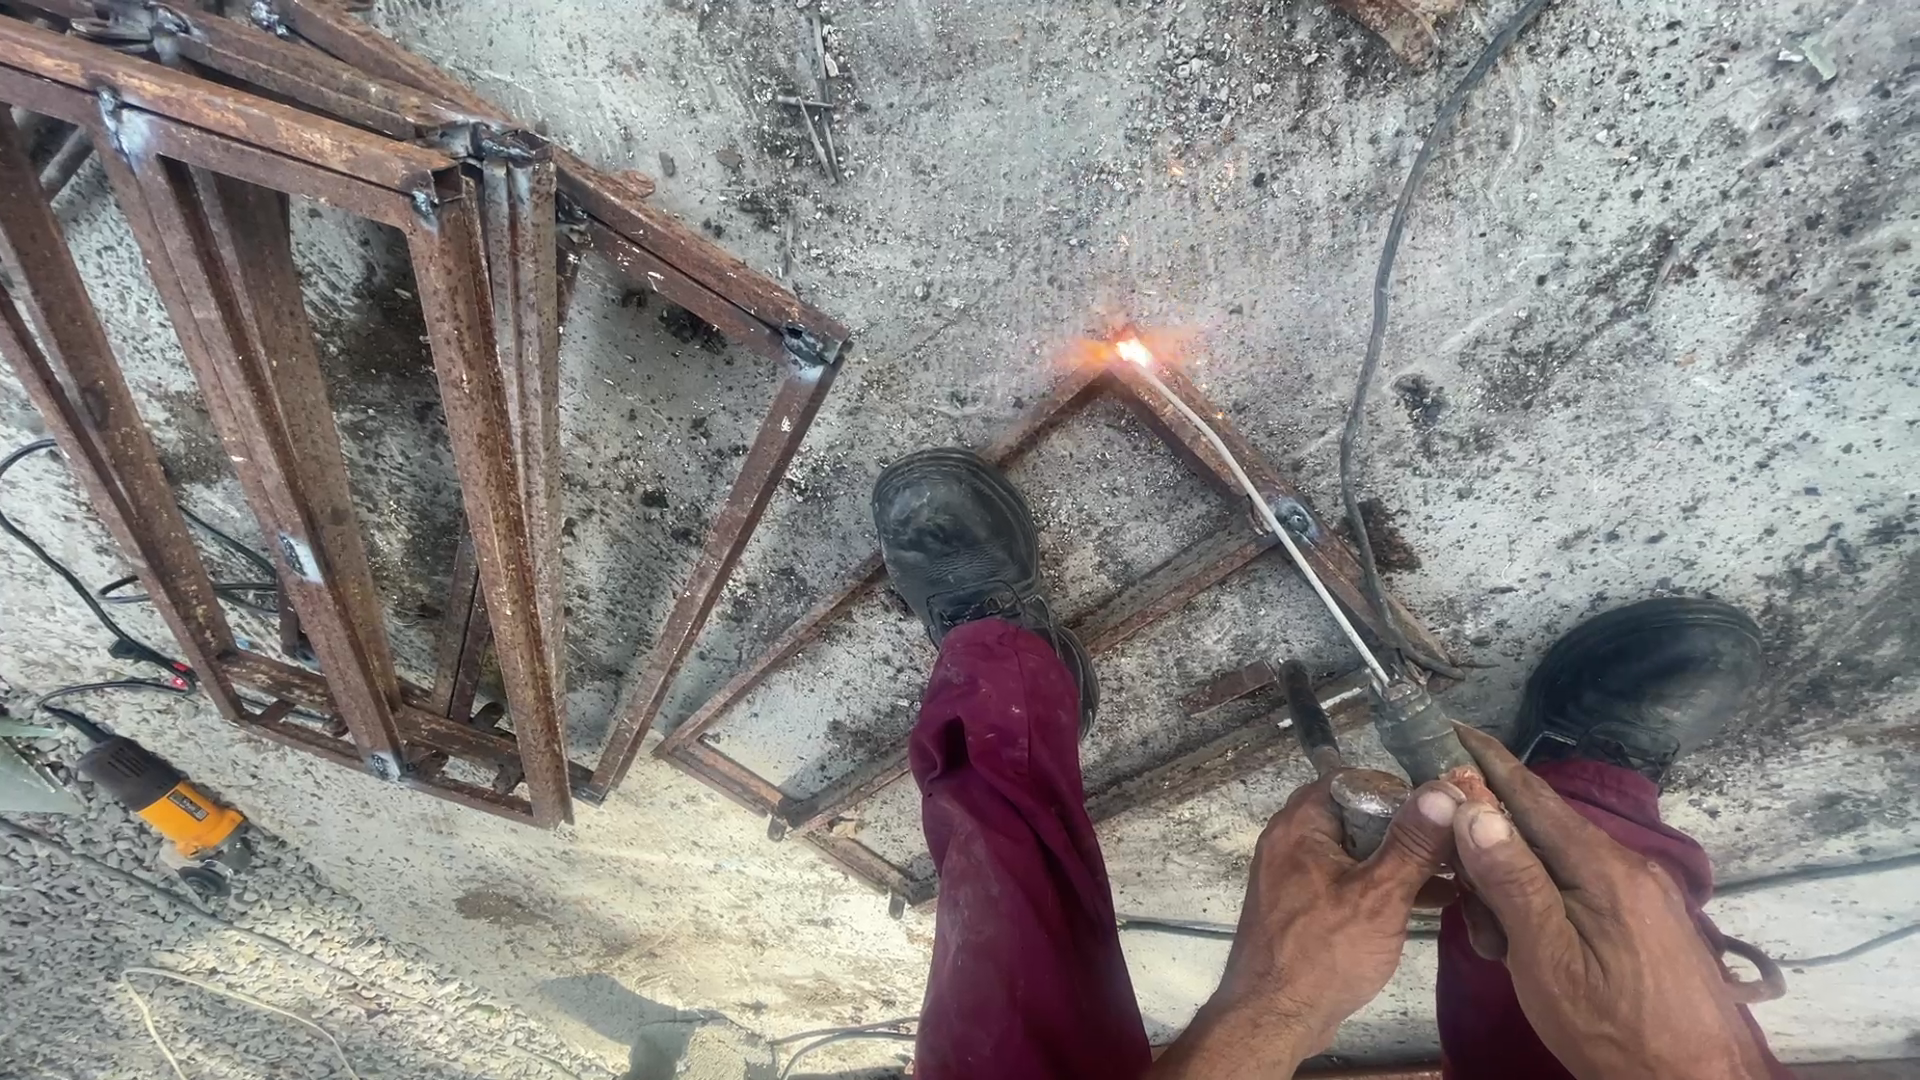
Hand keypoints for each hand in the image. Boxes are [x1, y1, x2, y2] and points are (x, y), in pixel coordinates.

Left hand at [1148, 773, 1463, 1078]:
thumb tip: (1439, 792)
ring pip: (1354, 847)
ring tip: (1456, 870)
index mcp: (1299, 825)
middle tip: (1454, 839)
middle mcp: (1291, 839)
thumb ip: (1410, 844)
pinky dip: (1382, 881)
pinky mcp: (1305, 900)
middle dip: (1402, 825)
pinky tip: (1431, 899)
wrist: (1275, 1012)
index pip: (1347, 781)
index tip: (1440, 806)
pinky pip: (1348, 875)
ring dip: (1398, 857)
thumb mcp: (1378, 895)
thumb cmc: (1324, 950)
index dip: (1394, 789)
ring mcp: (1295, 870)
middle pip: (1352, 813)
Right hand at [1449, 724, 1772, 1079]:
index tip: (1449, 727)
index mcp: (1604, 868)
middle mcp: (1627, 867)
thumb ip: (1511, 880)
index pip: (1532, 794)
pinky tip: (1523, 942)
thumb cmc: (1614, 1030)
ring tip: (1495, 940)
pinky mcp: (1643, 920)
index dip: (1487, 759)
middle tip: (1458, 892)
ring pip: (1550, 861)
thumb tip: (1473, 807)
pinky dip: (1534, 900)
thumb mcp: (1546, 958)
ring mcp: (1640, 894)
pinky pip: (1572, 886)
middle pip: (1534, 829)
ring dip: (1507, 884)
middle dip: (1485, 847)